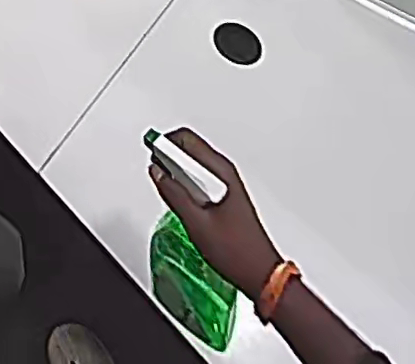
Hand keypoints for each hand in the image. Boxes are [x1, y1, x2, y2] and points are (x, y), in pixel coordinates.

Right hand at [150, 128, 281, 292]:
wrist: (262, 276)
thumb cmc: (235, 251)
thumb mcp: (197, 223)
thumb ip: (173, 194)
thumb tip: (156, 171)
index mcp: (220, 171)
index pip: (186, 139)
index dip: (164, 144)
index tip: (152, 156)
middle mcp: (224, 171)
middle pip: (189, 147)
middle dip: (168, 156)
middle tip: (157, 174)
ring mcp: (226, 182)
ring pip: (193, 163)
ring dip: (176, 171)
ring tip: (170, 193)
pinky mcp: (225, 194)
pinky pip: (199, 176)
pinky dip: (185, 182)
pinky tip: (183, 203)